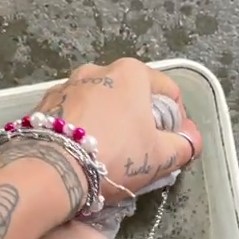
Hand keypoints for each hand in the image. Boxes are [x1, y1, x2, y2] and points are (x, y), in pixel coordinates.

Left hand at [29, 59, 203, 197]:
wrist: (50, 169)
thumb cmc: (113, 155)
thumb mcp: (158, 156)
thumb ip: (183, 145)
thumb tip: (193, 139)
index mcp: (131, 73)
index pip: (168, 91)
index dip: (177, 118)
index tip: (172, 142)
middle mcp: (99, 69)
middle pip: (132, 94)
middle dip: (140, 119)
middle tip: (140, 150)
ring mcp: (68, 84)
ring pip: (101, 102)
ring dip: (109, 121)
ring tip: (107, 152)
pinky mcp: (45, 103)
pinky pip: (73, 113)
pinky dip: (83, 126)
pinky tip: (81, 151)